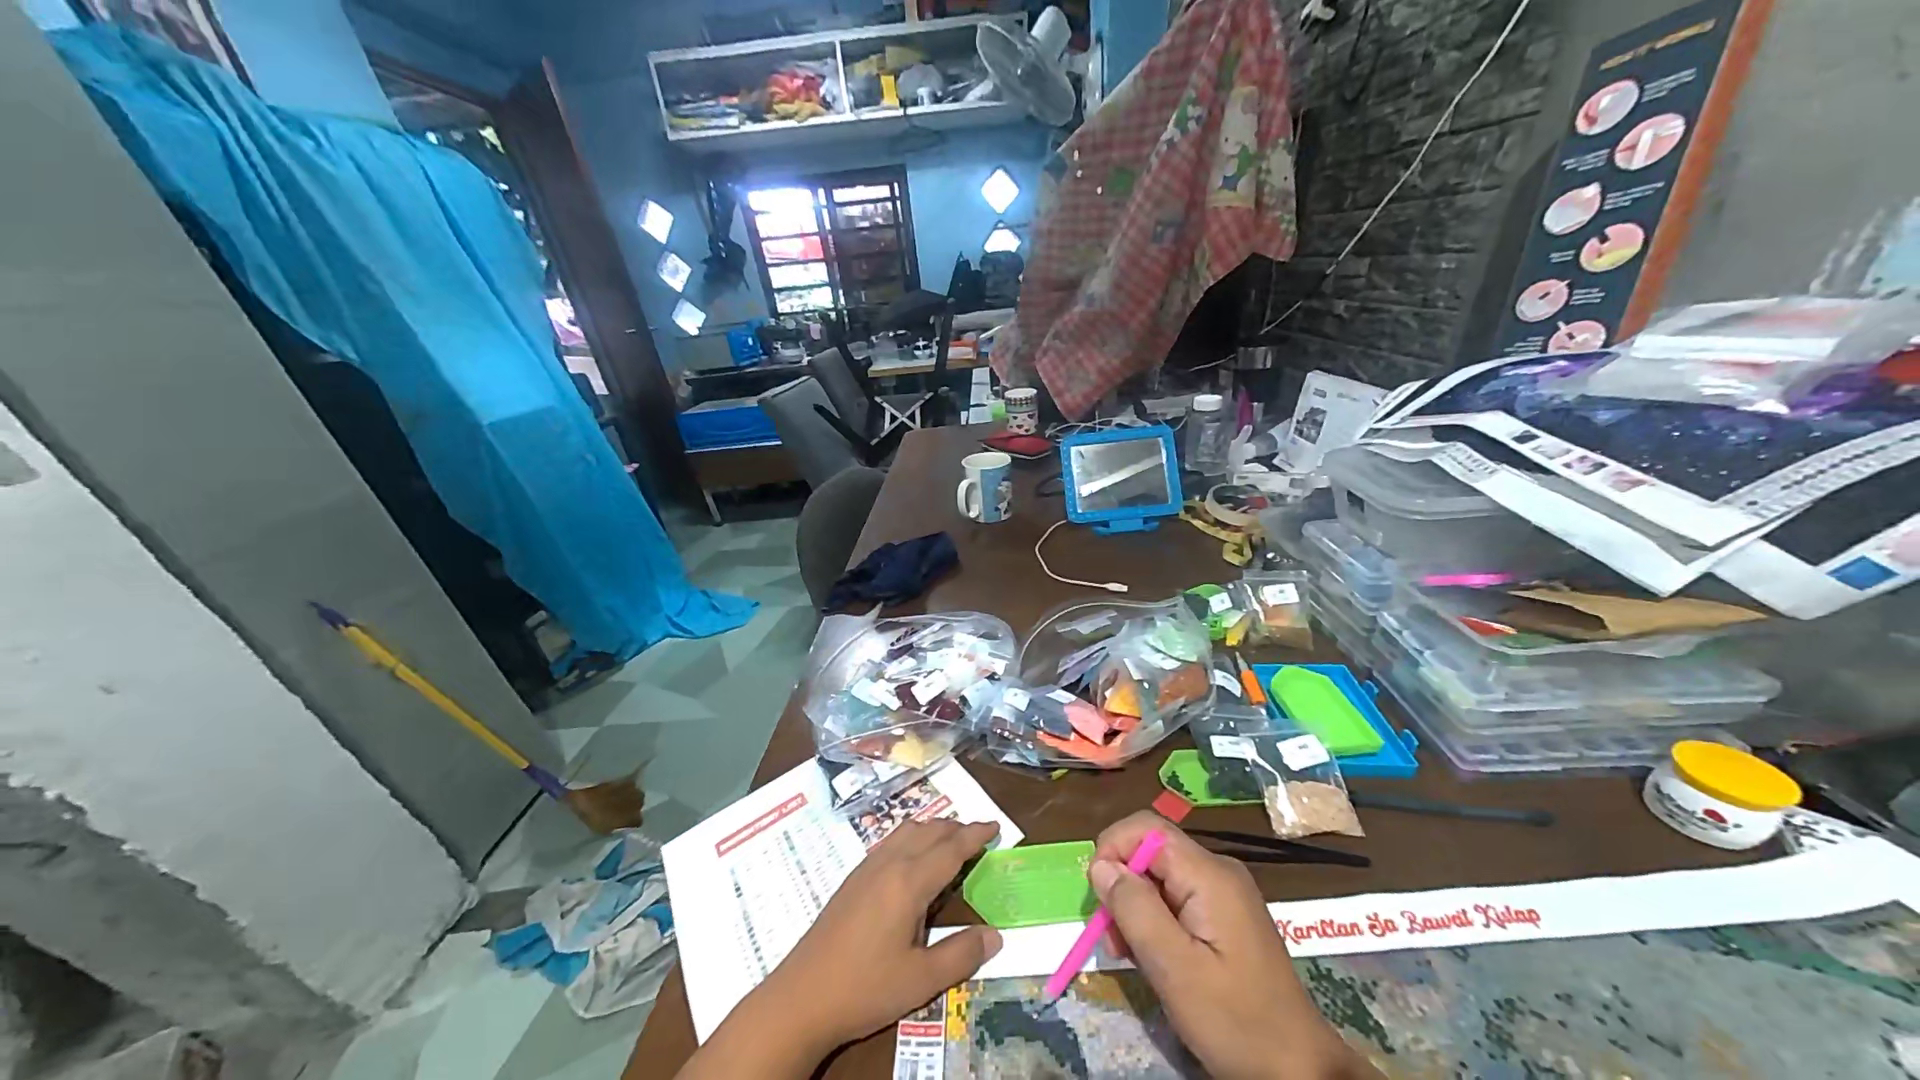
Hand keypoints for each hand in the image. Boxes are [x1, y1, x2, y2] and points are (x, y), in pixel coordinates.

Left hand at [684, 818, 1002, 1079]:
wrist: (801, 998)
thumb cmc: (865, 988)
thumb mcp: (922, 980)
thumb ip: (961, 954)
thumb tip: (996, 935)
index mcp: (909, 882)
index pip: (951, 848)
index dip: (975, 835)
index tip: (995, 826)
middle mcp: (888, 865)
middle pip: (928, 832)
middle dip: (956, 828)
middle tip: (979, 836)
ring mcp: (866, 870)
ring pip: (905, 832)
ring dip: (932, 830)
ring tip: (950, 843)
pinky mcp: (851, 880)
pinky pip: (889, 843)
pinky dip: (911, 839)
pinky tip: (912, 861)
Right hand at [1090, 812, 1374, 1079]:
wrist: (1298, 1070)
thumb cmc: (1235, 1020)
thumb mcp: (1175, 969)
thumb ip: (1135, 910)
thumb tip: (1100, 865)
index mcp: (1210, 875)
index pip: (1146, 827)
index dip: (1113, 849)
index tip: (1099, 897)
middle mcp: (1217, 871)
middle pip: (1150, 852)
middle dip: (1122, 887)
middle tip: (1113, 941)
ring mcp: (1223, 893)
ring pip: (1158, 878)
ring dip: (1134, 909)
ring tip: (1129, 956)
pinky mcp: (1223, 915)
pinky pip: (1175, 898)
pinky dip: (1153, 921)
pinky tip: (1152, 957)